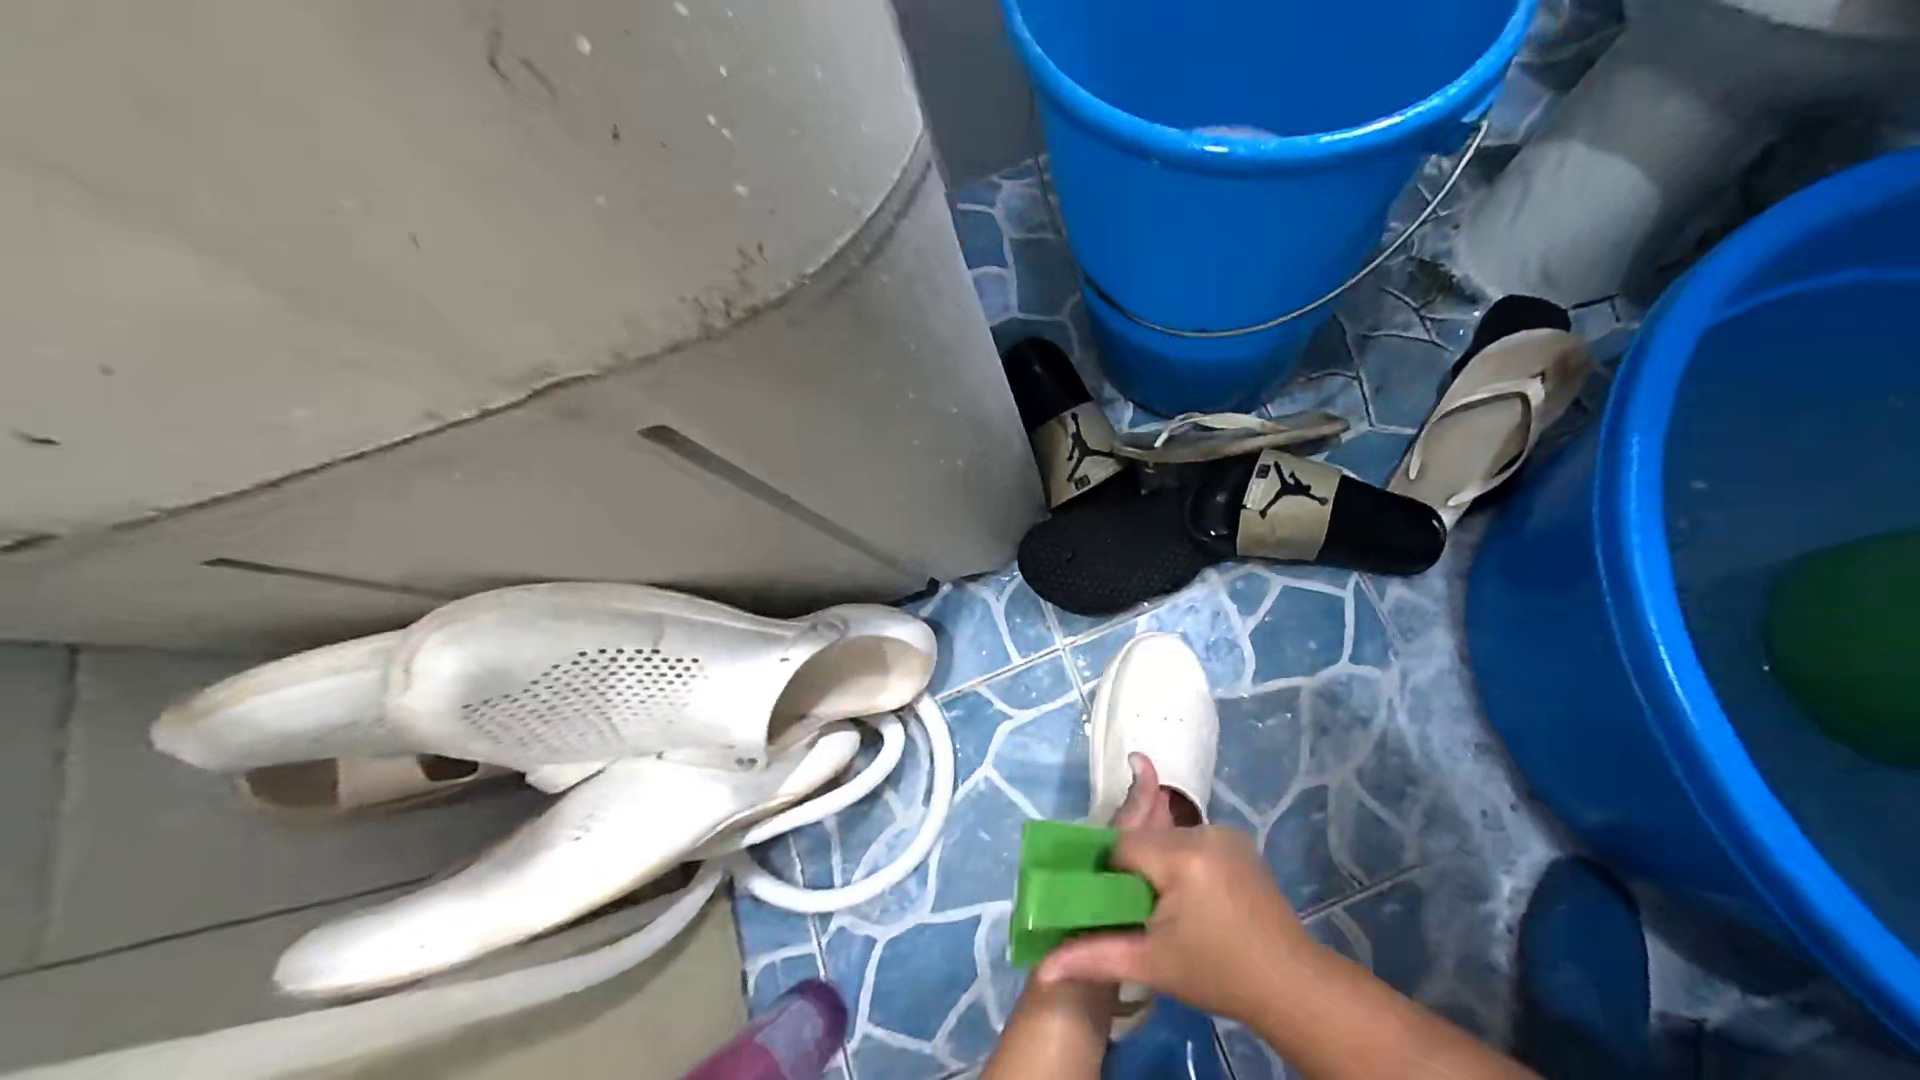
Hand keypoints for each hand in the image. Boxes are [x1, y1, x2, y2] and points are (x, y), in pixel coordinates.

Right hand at [1032, 824, 1311, 1027]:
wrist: (1292, 984)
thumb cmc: (1218, 973)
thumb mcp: (1151, 964)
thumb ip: (1093, 956)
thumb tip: (1040, 970)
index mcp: (1181, 856)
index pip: (1123, 847)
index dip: (1114, 876)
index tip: (1121, 907)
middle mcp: (1205, 832)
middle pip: (1148, 841)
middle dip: (1139, 872)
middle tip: (1146, 912)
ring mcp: (1227, 834)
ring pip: (1170, 839)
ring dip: (1163, 866)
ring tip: (1174, 908)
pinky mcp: (1241, 841)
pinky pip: (1195, 841)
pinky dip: (1186, 862)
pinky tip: (1197, 897)